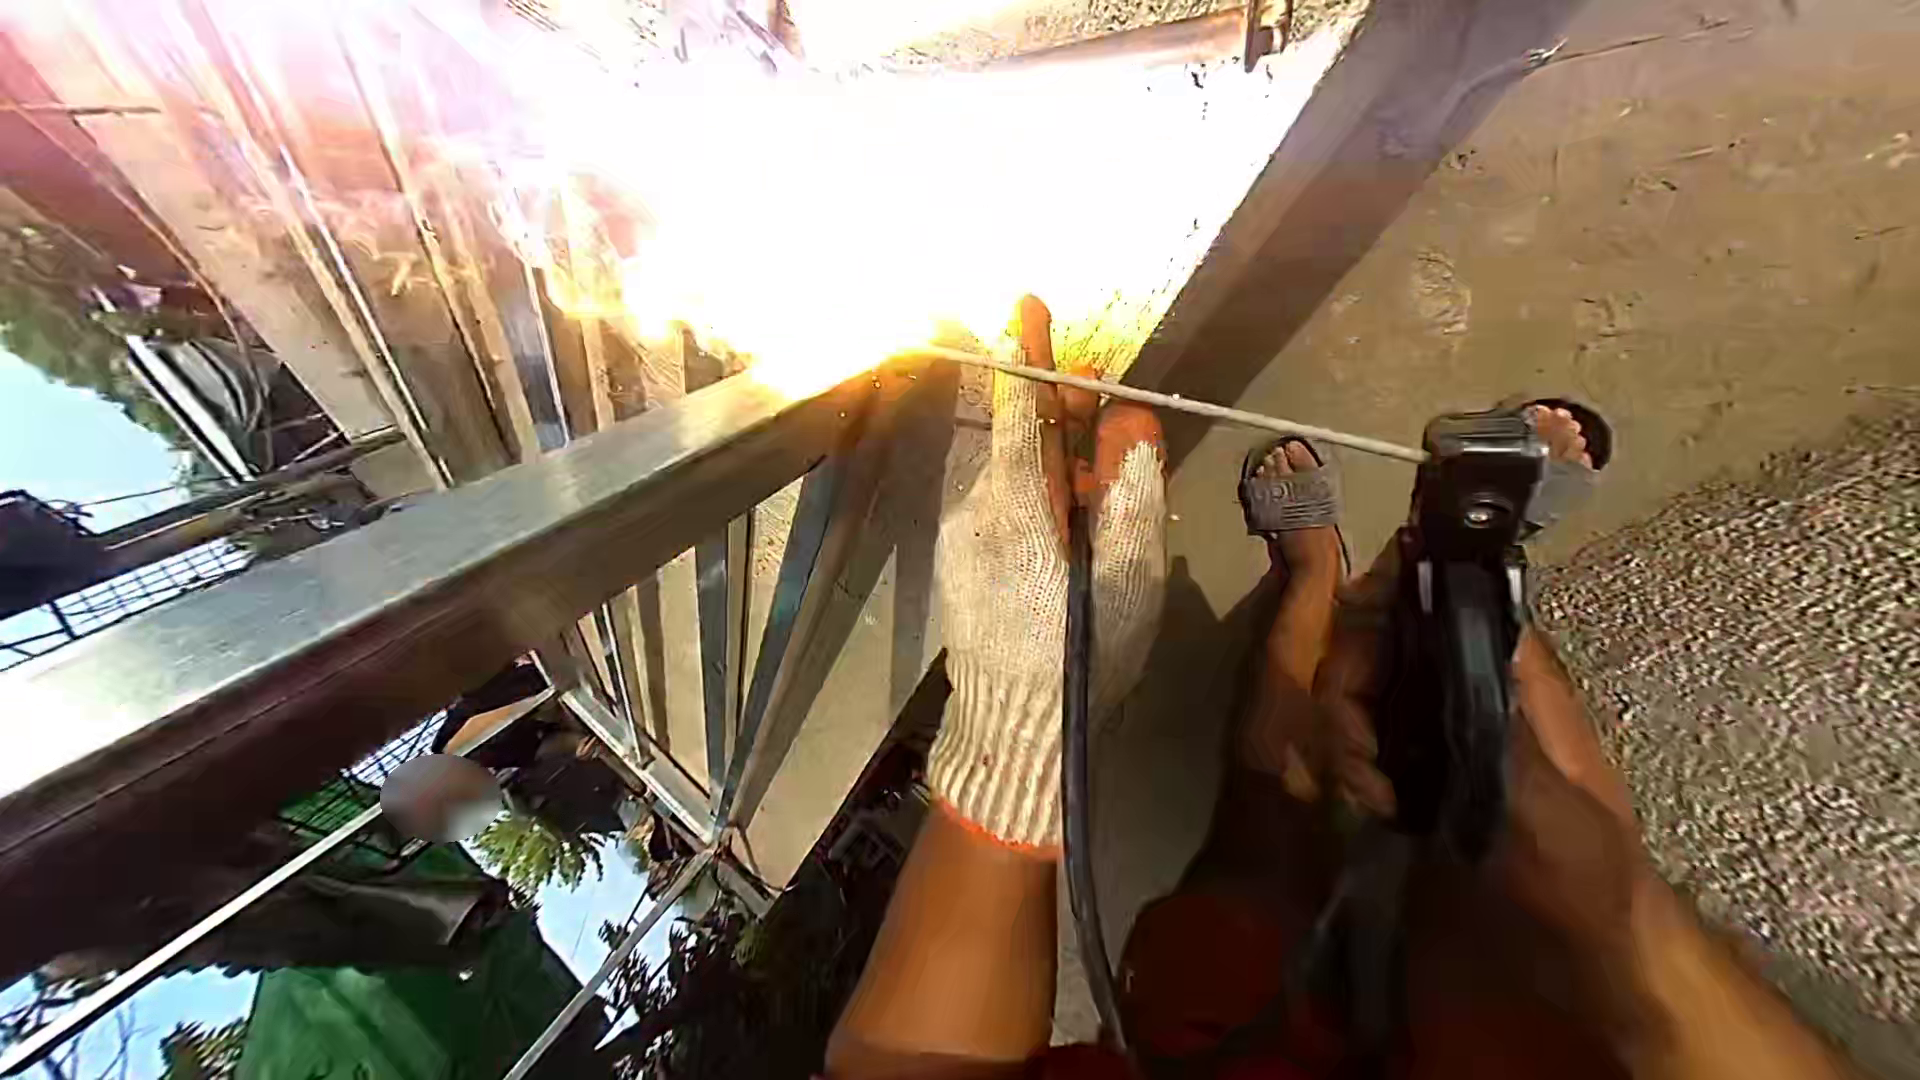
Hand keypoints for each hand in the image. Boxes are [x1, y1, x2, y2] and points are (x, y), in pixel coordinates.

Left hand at [926, 296, 1167, 848]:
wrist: (1017, 730)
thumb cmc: (1082, 655)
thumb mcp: (1127, 575)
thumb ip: (1128, 490)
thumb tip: (1126, 418)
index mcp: (1017, 511)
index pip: (1020, 414)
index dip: (1024, 357)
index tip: (1024, 305)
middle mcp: (975, 512)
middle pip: (1014, 437)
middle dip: (1054, 411)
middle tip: (1096, 398)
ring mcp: (960, 536)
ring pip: (1007, 471)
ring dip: (1050, 459)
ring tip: (1094, 477)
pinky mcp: (958, 559)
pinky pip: (997, 503)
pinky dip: (1033, 493)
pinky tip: (1066, 521)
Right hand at [1314, 543, 1648, 949]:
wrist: (1572, 940)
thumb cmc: (1577, 871)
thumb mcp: (1546, 804)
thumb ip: (1492, 725)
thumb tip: (1446, 645)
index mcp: (1506, 670)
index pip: (1435, 597)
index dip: (1381, 599)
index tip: (1348, 644)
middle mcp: (1461, 679)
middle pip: (1374, 640)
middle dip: (1347, 688)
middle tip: (1359, 748)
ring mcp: (1428, 715)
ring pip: (1354, 686)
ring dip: (1344, 733)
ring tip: (1368, 789)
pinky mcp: (1405, 751)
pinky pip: (1353, 729)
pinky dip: (1347, 759)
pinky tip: (1369, 799)